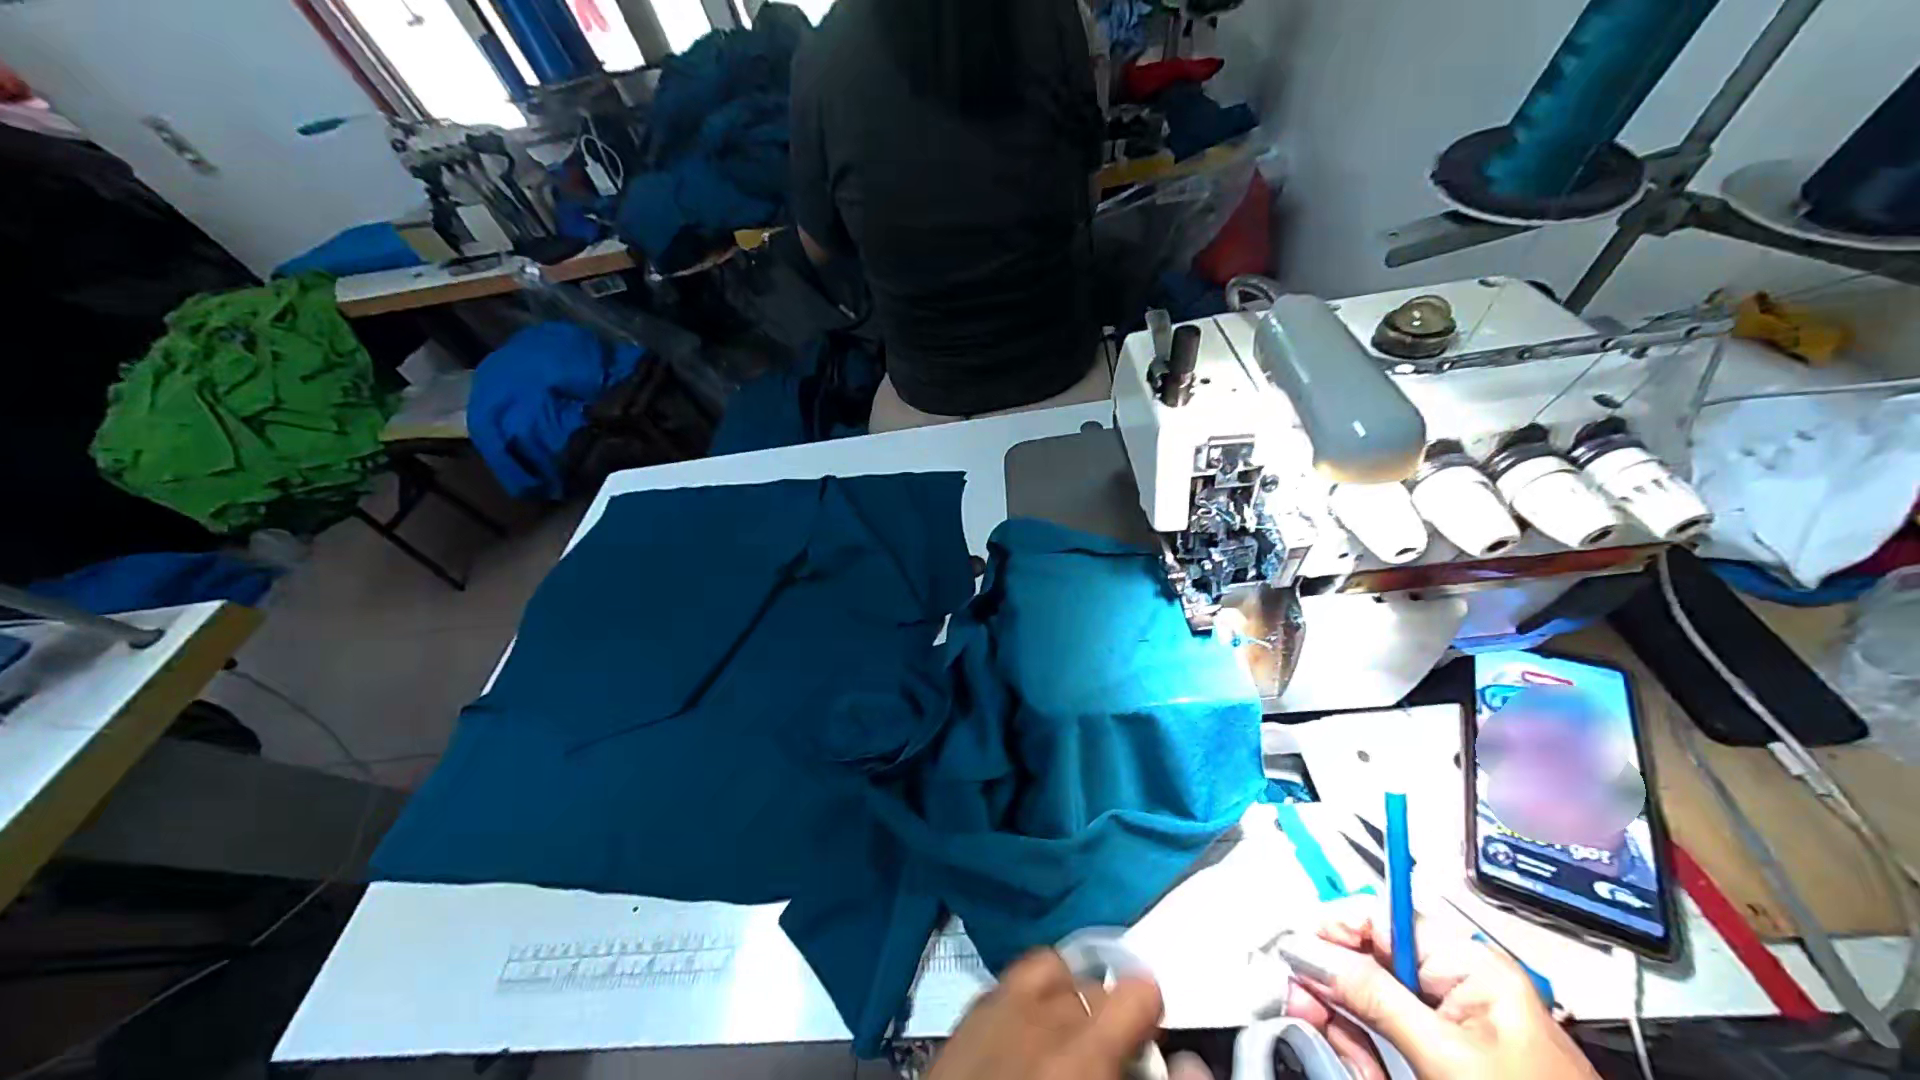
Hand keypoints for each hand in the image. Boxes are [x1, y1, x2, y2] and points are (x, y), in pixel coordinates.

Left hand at [928, 948, 1164, 1079]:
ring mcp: (1000, 1011)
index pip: (1137, 994)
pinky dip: (1029, 993)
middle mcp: (1044, 1021)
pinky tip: (1028, 1029)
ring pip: (1053, 972)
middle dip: (1109, 1015)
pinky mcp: (969, 1017)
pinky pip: (1011, 981)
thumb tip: (1191, 1067)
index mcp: (1084, 1059)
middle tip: (1109, 1055)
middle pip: (1097, 988)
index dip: (1151, 1012)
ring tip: (1070, 1036)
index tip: (1151, 1036)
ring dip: (1069, 997)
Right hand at [1283, 898, 1598, 1079]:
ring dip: (1343, 1024)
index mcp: (1472, 966)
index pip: (1378, 915)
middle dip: (1332, 985)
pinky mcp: (1441, 1058)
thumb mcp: (1444, 1056)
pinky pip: (1382, 1034)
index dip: (1331, 932)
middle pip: (1367, 957)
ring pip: (1368, 998)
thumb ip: (1371, 994)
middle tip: (1305, 1009)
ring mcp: (1449, 1023)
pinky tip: (1359, 1067)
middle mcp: (1458, 984)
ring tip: (1344, 1056)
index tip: (1297, 959)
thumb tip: (1309, 950)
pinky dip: (1362, 1050)